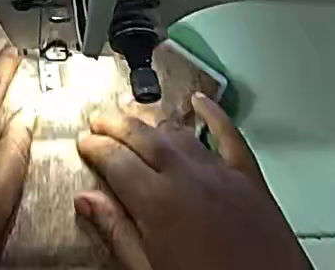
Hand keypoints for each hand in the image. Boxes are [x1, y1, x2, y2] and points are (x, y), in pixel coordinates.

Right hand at [76, 93, 311, 269]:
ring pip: (176, 132)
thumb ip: (119, 234)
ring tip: (133, 114)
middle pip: (141, 136)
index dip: (95, 147)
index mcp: (159, 204)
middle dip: (114, 124)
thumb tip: (87, 200)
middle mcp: (187, 179)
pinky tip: (200, 101)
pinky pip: (229, 136)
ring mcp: (220, 175)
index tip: (84, 143)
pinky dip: (213, 114)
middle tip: (97, 120)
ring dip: (151, 120)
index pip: (115, 159)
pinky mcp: (251, 181)